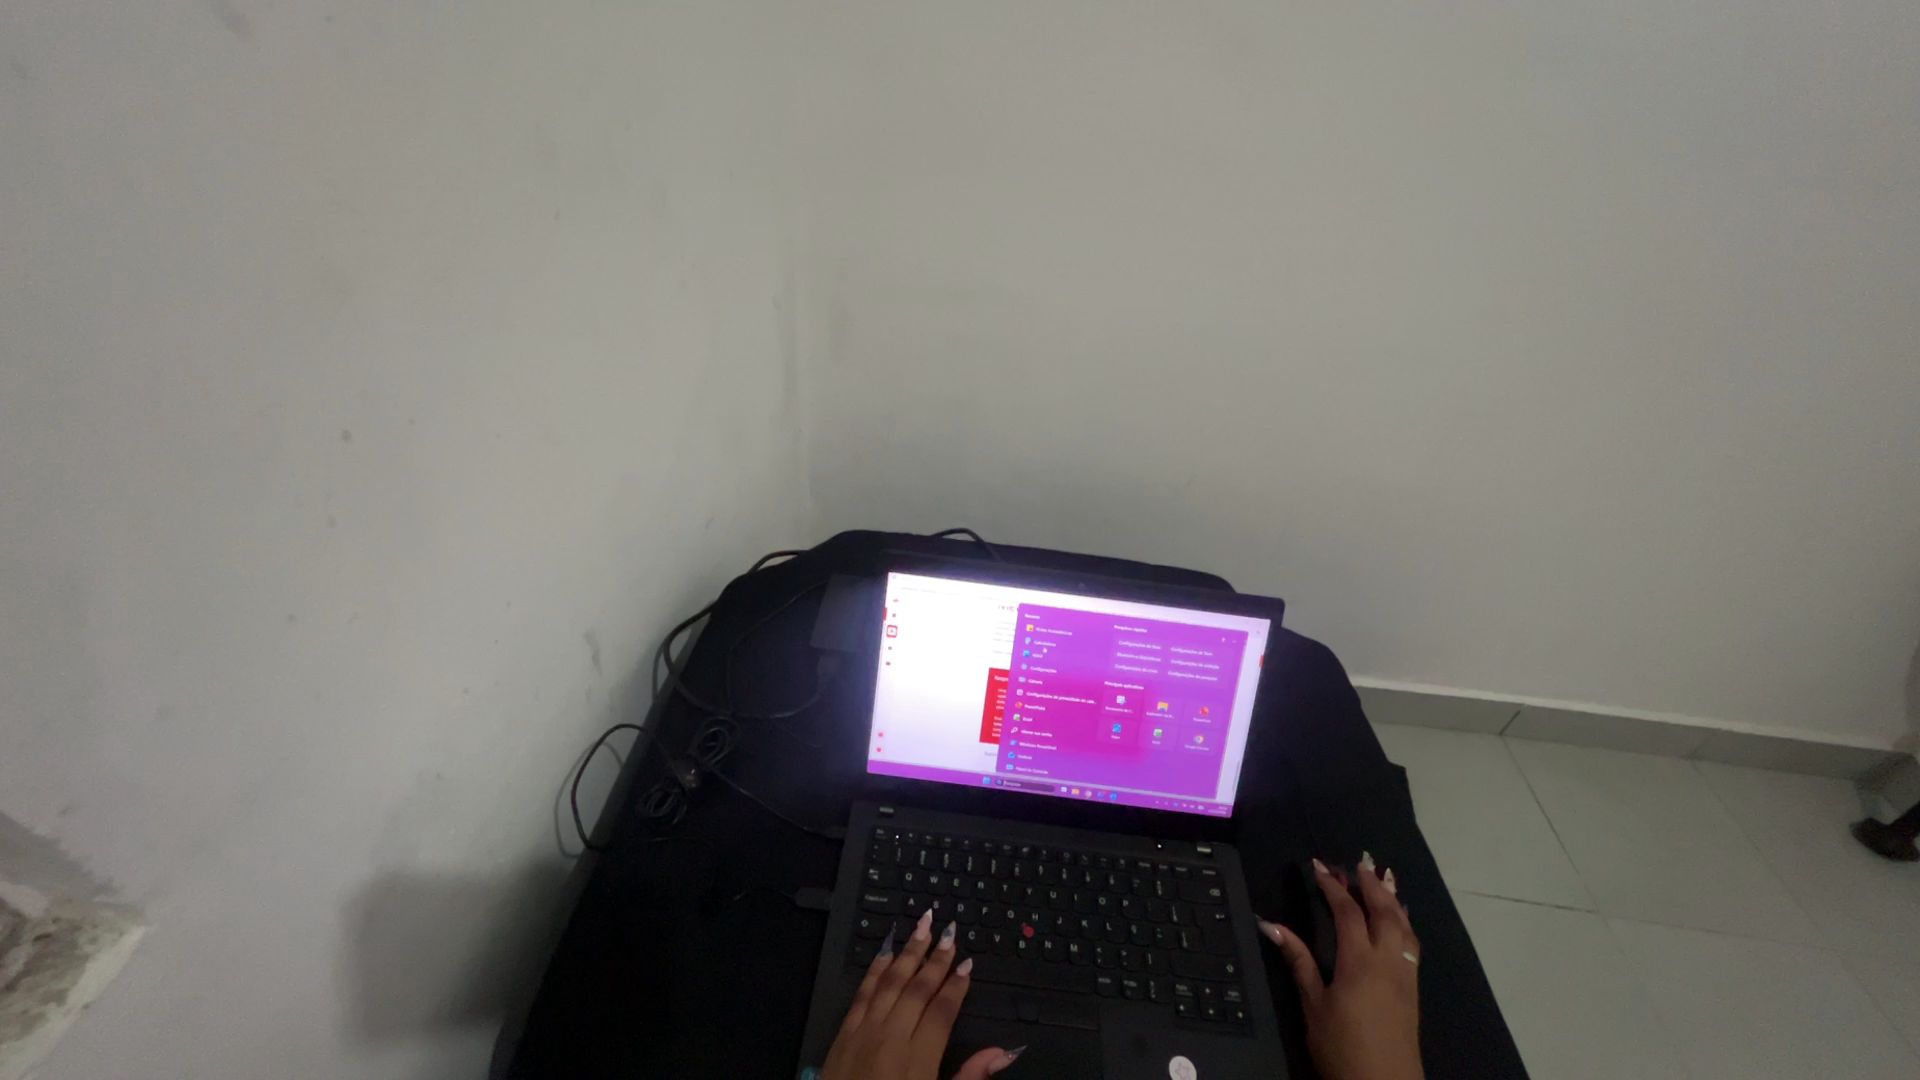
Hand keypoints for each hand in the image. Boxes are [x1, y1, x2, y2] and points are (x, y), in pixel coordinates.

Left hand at [820, 909, 1024, 1079]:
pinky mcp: (843, 1035)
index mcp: (918, 1061)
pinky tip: (885, 952)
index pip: (942, 1012)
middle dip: (936, 958)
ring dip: (908, 951)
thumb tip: (1004, 1052)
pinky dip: (875, 970)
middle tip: (950, 930)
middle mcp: (891, 1038)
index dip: (957, 986)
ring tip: (923, 925)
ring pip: (890, 982)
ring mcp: (864, 1033)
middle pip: (918, 989)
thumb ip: (969, 1078)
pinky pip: (862, 993)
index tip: (968, 963)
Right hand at [1258, 855, 1422, 1079]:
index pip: (1348, 914)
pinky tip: (1400, 921)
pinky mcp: (1412, 994)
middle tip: (1362, 862)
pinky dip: (1405, 924)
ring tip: (1386, 880)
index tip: (1318, 865)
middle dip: (1372, 886)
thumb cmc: (1342, 1050)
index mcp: (1360, 964)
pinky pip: (1411, 947)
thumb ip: (1298, 961)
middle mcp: (1387, 965)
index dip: (1333, 887)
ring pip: (1404, 929)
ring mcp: (1404, 979)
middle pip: (1385, 914)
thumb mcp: (1313, 1005)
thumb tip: (1271, 925)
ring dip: (1394, 901)